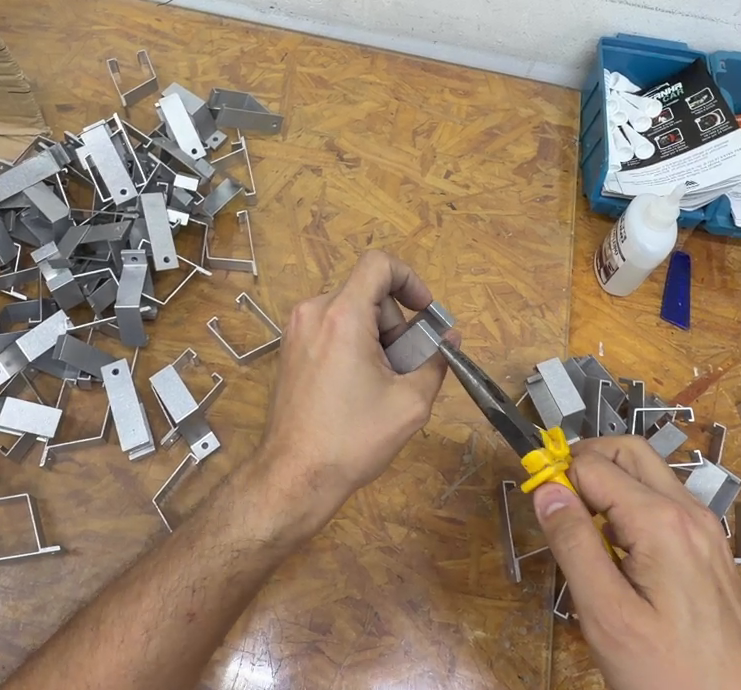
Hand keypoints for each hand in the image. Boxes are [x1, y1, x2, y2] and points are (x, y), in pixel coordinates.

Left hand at [250, 251, 448, 533]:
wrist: (295, 475)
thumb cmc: (352, 439)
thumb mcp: (410, 402)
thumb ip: (436, 361)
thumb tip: (450, 339)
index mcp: (343, 315)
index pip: (379, 264)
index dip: (410, 279)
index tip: (424, 313)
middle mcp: (314, 311)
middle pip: (367, 293)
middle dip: (396, 323)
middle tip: (406, 366)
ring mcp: (296, 330)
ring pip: (350, 312)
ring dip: (376, 336)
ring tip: (383, 382)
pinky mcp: (289, 348)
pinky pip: (331, 328)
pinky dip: (353, 344)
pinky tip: (359, 386)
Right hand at [534, 437, 740, 689]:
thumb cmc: (668, 674)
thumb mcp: (605, 614)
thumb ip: (573, 543)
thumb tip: (545, 489)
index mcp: (661, 521)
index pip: (592, 465)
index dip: (559, 478)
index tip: (541, 508)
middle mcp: (690, 513)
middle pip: (628, 452)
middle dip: (587, 462)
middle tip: (559, 501)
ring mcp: (707, 532)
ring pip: (648, 475)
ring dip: (611, 484)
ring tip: (588, 534)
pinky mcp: (712, 552)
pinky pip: (666, 505)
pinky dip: (634, 508)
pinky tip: (621, 555)